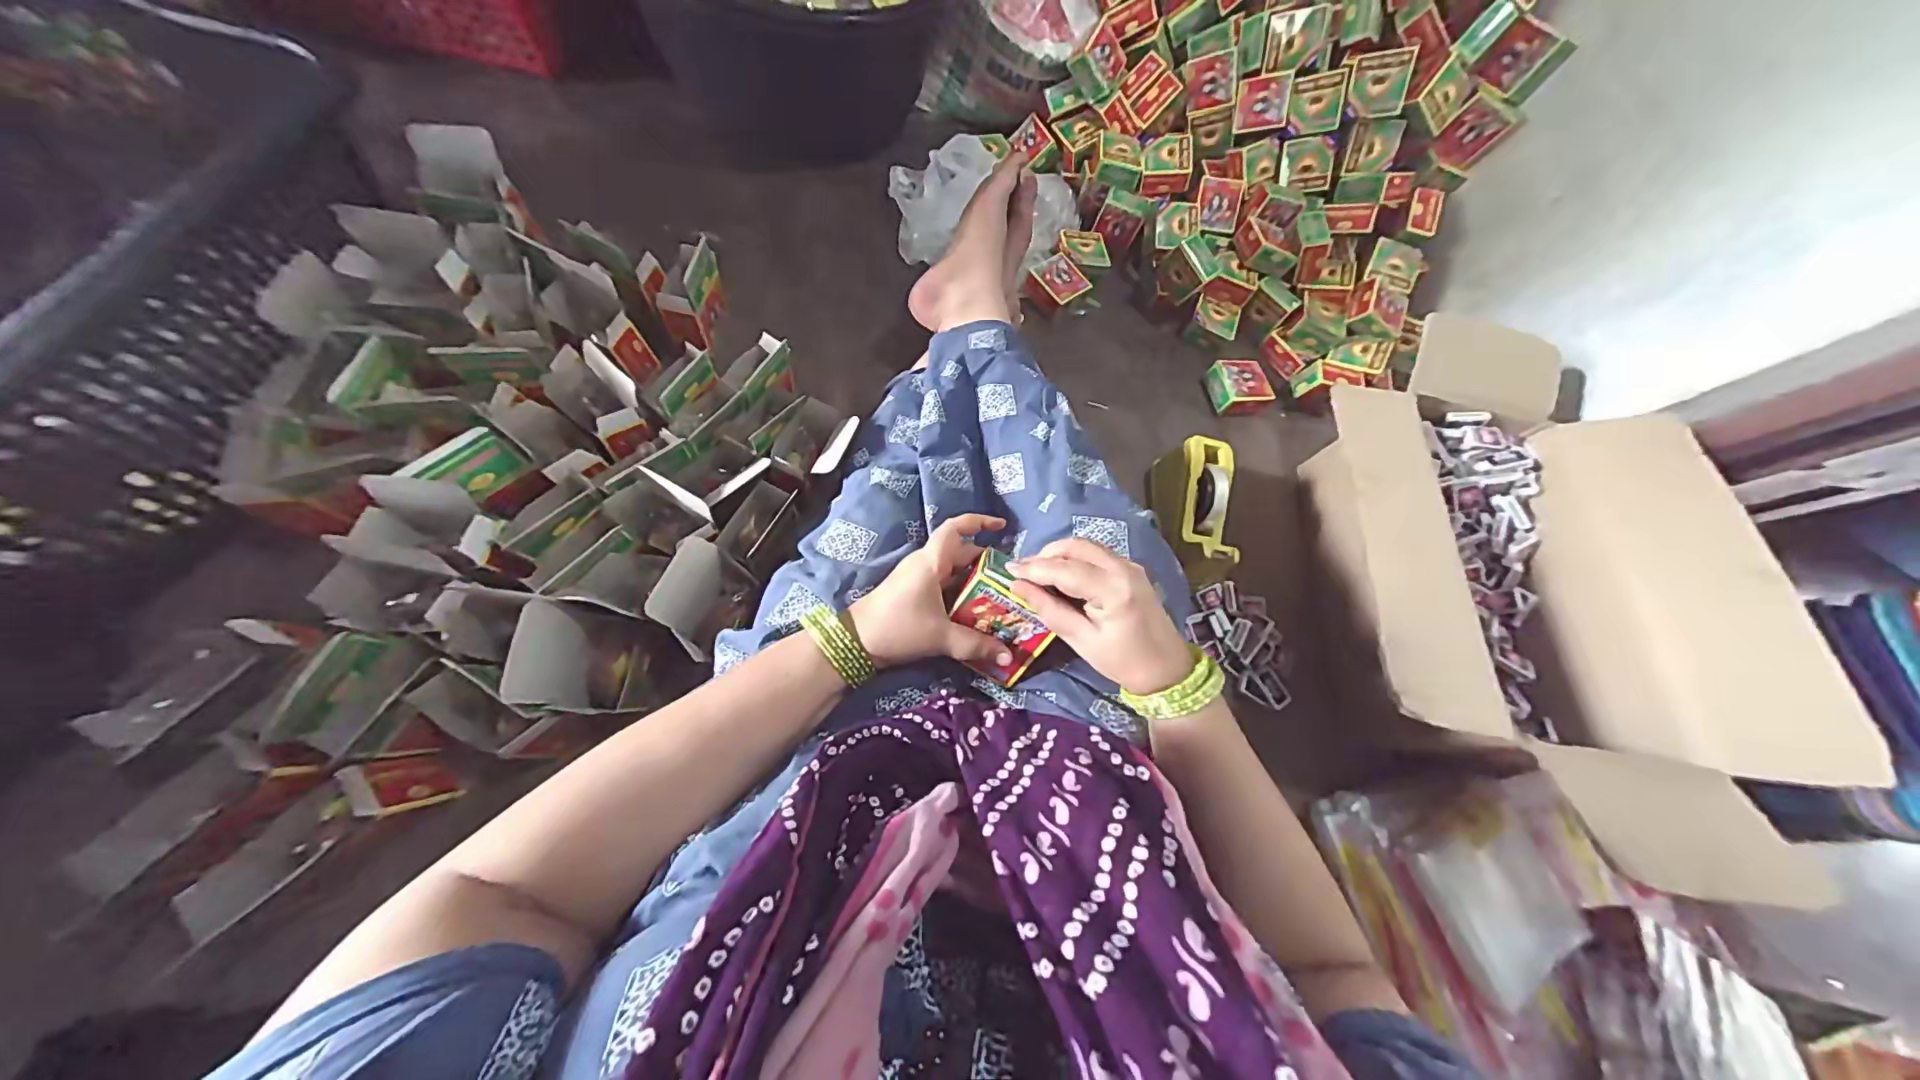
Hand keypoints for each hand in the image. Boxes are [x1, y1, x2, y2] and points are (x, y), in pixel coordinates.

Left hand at [849, 514, 1014, 670]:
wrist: (857, 641)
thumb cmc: (898, 628)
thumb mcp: (940, 637)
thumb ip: (975, 645)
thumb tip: (1008, 657)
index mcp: (931, 562)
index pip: (956, 528)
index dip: (979, 522)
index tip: (1001, 526)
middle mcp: (925, 564)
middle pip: (960, 553)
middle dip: (985, 563)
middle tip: (1008, 579)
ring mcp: (917, 578)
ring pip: (952, 571)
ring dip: (973, 580)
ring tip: (998, 596)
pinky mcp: (913, 592)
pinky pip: (943, 584)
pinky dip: (959, 591)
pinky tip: (973, 610)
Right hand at [1008, 538, 1191, 694]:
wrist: (1167, 670)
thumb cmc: (1123, 661)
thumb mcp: (1081, 640)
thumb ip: (1049, 609)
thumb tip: (1018, 587)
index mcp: (1112, 589)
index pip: (1064, 569)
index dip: (1033, 567)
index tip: (1008, 570)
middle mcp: (1123, 568)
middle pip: (1075, 546)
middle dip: (1045, 555)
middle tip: (1023, 572)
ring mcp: (1130, 566)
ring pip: (1086, 546)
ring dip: (1060, 554)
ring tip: (1038, 573)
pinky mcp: (1132, 569)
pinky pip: (1097, 554)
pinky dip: (1075, 558)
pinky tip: (1062, 574)